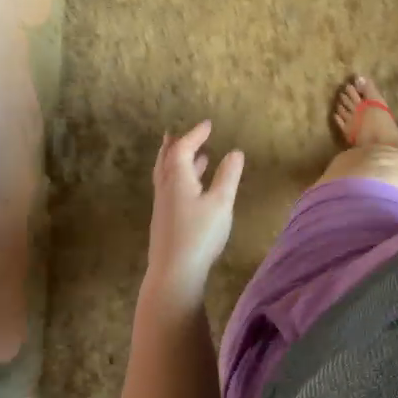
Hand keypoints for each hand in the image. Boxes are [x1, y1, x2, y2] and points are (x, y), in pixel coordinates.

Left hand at [146, 121, 244, 300]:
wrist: (174, 272)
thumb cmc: (199, 235)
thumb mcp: (220, 203)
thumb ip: (228, 176)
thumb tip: (235, 152)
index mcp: (177, 179)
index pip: (182, 148)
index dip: (194, 134)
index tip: (208, 125)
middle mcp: (165, 188)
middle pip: (166, 160)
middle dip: (175, 145)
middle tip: (179, 134)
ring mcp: (162, 206)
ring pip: (166, 176)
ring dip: (177, 162)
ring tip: (194, 158)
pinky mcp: (164, 221)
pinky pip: (170, 189)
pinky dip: (180, 179)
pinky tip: (192, 190)